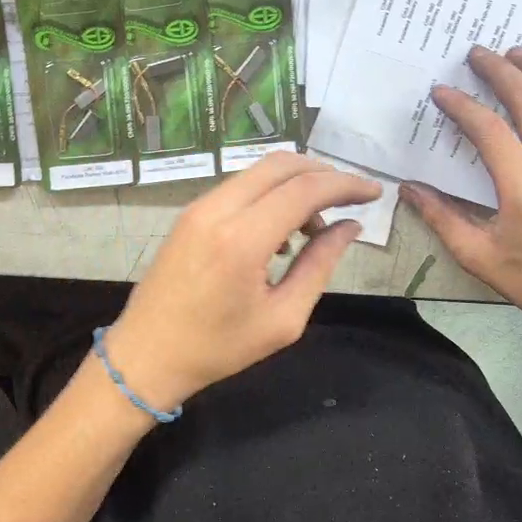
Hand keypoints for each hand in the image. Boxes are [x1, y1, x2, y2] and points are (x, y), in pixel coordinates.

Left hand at [102, 152, 379, 410]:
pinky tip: (281, 233)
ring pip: (258, 172)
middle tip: (351, 200)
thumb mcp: (282, 319)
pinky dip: (268, 195)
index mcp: (243, 239)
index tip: (375, 193)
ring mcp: (198, 208)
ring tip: (315, 228)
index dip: (347, 184)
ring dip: (295, 185)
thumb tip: (349, 228)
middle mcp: (218, 210)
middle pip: (282, 165)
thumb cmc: (217, 349)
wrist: (146, 356)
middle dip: (324, 174)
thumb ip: (320, 266)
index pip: (306, 189)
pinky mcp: (188, 215)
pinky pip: (238, 188)